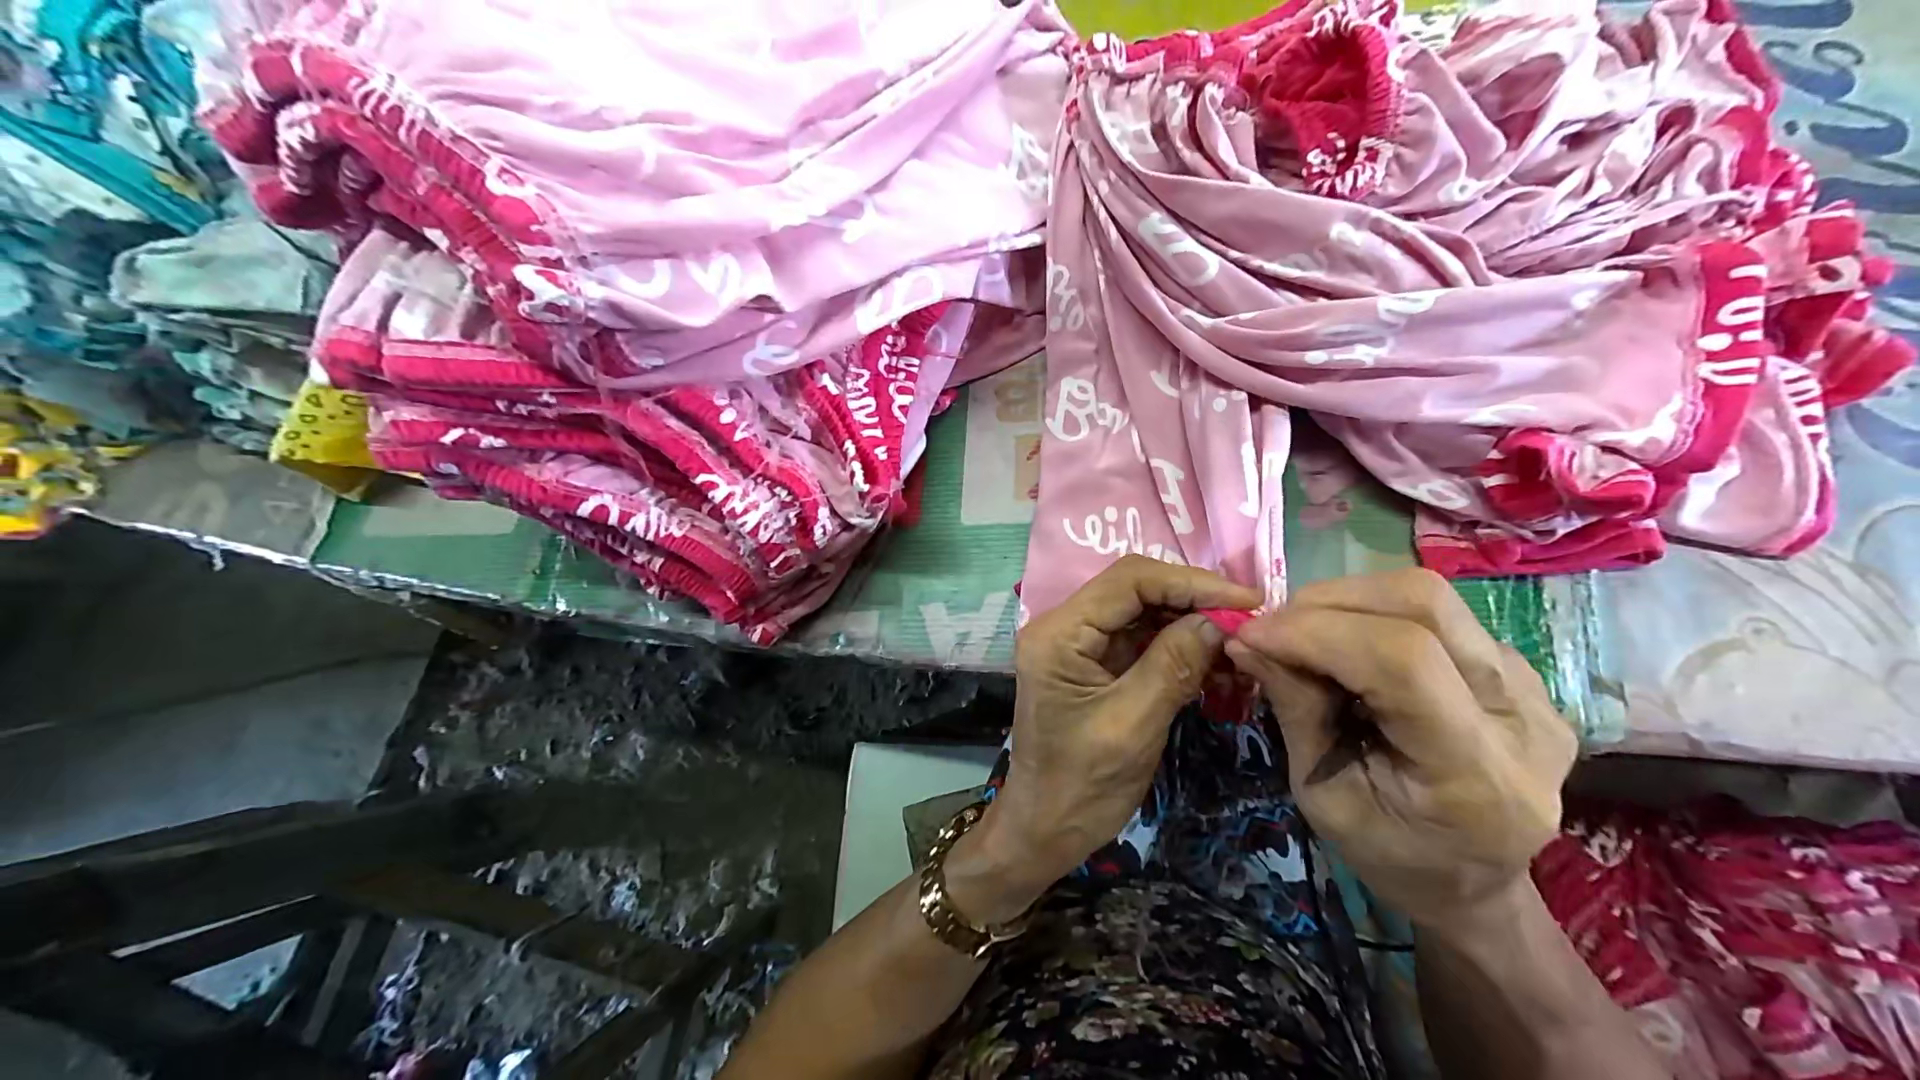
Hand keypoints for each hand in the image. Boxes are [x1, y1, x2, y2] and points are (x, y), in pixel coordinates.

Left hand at [950, 556, 1259, 923]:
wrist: (1045, 829)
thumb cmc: (1083, 785)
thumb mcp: (1133, 723)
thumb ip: (1175, 664)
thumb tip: (1221, 619)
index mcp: (1059, 633)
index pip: (1129, 580)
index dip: (1190, 583)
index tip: (1247, 602)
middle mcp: (1063, 626)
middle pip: (1136, 590)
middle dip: (1194, 601)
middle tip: (1250, 621)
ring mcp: (1078, 644)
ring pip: (1143, 612)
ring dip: (1191, 623)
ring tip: (1241, 643)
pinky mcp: (1094, 664)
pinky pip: (1141, 640)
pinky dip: (1179, 646)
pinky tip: (1217, 660)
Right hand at [1224, 568, 1576, 932]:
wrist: (1474, 884)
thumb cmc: (1390, 855)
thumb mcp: (1322, 799)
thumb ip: (1296, 711)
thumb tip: (1247, 640)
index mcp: (1477, 775)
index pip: (1403, 663)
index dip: (1316, 633)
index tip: (1250, 635)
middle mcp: (1524, 719)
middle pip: (1425, 607)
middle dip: (1329, 602)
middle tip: (1273, 628)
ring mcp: (1535, 690)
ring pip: (1432, 598)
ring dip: (1348, 601)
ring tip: (1303, 633)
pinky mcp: (1524, 672)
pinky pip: (1440, 615)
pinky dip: (1373, 614)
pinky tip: (1349, 648)